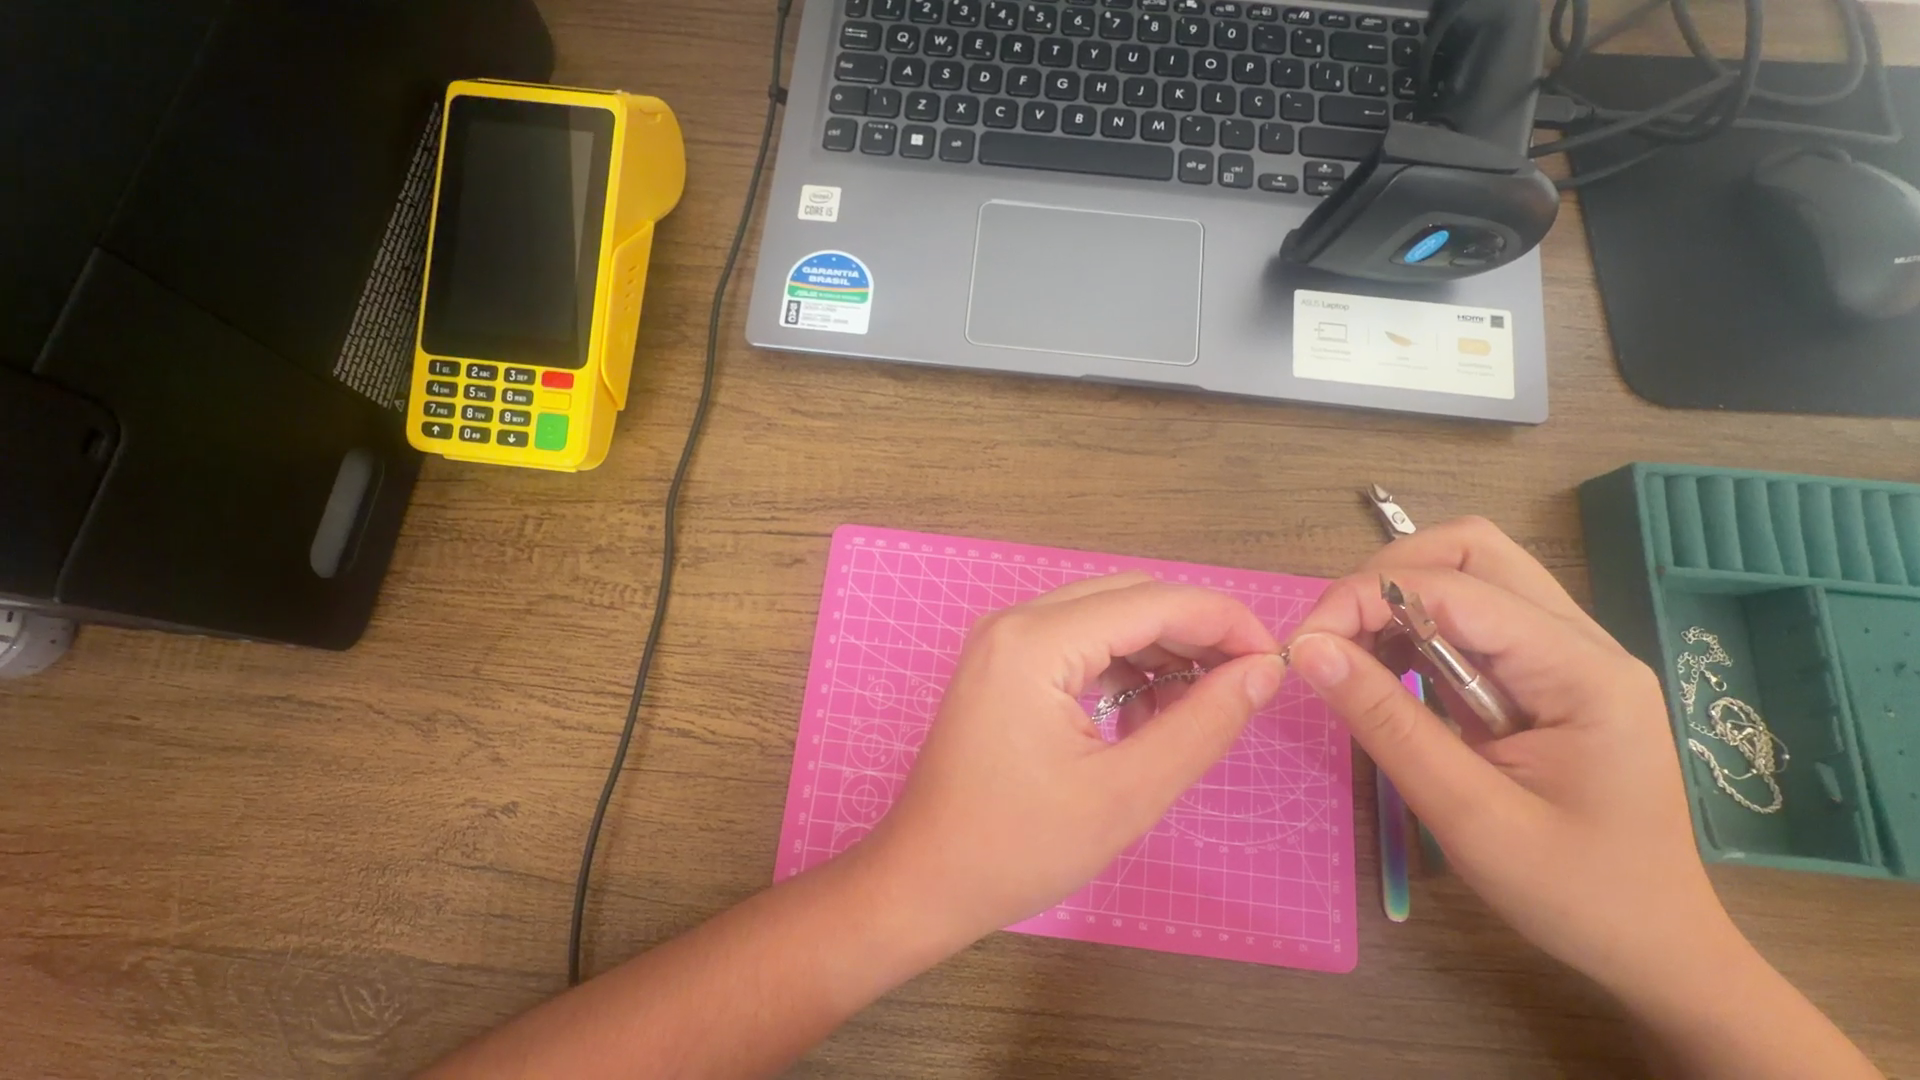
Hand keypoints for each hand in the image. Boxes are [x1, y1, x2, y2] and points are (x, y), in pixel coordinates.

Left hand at [863, 573, 1288, 950]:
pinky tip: (1145, 716)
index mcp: (1037, 641)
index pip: (1154, 601)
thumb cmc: (1018, 847)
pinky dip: (1122, 669)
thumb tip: (1262, 672)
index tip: (1276, 661)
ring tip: (1199, 707)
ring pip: (1105, 618)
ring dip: (1159, 652)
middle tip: (1246, 683)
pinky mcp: (1002, 665)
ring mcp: (1003, 641)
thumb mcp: (1126, 793)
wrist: (925, 880)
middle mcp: (1016, 622)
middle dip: (1195, 633)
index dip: (1225, 622)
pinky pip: (1078, 645)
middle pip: (1129, 599)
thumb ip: (1202, 724)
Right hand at [1283, 518, 1738, 1000]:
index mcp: (1581, 671)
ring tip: (1356, 653)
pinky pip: (1472, 617)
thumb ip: (1386, 722)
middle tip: (1335, 635)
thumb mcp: (1467, 813)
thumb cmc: (1572, 892)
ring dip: (1399, 597)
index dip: (1363, 597)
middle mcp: (1582, 641)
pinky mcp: (1547, 672)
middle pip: (1473, 549)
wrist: (1655, 946)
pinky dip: (1416, 627)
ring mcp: (1569, 652)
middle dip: (1385, 575)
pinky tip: (1391, 670)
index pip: (1453, 587)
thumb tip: (1307, 649)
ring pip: (1472, 572)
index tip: (1303, 646)